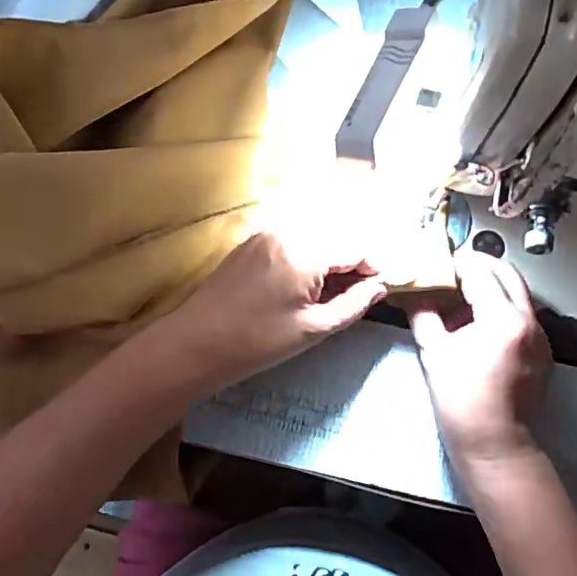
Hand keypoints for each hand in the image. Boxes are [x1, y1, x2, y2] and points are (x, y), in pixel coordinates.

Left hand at [149, 230, 387, 390]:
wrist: (196, 343)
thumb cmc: (257, 342)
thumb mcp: (313, 329)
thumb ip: (352, 304)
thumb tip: (379, 287)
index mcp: (304, 252)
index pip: (354, 247)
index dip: (373, 267)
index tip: (380, 288)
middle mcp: (285, 232)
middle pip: (334, 237)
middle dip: (351, 262)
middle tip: (355, 295)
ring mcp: (263, 235)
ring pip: (312, 238)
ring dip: (327, 259)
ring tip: (328, 295)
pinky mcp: (249, 244)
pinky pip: (289, 241)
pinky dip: (304, 257)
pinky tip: (301, 287)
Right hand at [410, 249, 552, 478]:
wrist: (494, 442)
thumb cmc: (462, 402)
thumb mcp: (433, 351)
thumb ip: (423, 313)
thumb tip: (415, 292)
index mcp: (502, 319)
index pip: (480, 271)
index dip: (455, 262)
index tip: (437, 262)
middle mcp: (529, 322)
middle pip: (506, 273)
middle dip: (478, 266)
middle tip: (450, 270)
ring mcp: (540, 336)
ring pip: (516, 292)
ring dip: (489, 285)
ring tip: (458, 298)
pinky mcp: (541, 349)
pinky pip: (521, 314)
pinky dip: (499, 307)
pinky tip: (474, 323)